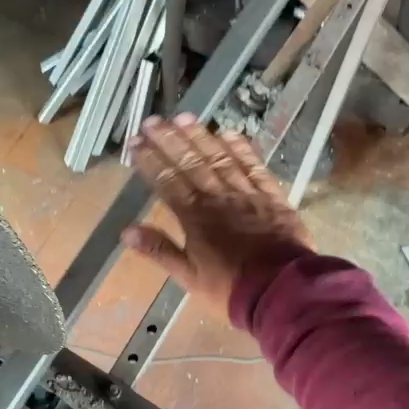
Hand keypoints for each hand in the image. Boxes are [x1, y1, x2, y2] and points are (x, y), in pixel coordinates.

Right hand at [123, 113, 313, 309]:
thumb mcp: (188, 277)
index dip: (149, 160)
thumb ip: (159, 250)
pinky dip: (242, 149)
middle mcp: (218, 197)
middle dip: (169, 140)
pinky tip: (230, 133)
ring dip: (201, 136)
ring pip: (220, 158)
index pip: (166, 181)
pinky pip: (254, 166)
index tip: (135, 142)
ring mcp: (246, 193)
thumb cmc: (230, 288)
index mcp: (194, 216)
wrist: (282, 290)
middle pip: (190, 162)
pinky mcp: (272, 196)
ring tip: (184, 118)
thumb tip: (126, 232)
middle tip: (153, 120)